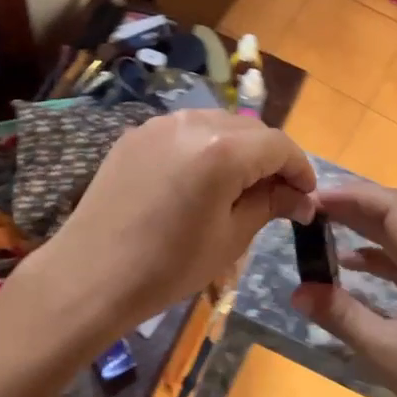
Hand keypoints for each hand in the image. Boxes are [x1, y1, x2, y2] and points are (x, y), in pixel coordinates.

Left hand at [38, 108, 316, 333]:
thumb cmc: (167, 266)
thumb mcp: (229, 239)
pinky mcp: (136, 134)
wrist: (90, 274)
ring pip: (216, 125)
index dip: (299, 168)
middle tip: (276, 196)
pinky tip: (197, 183)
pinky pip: (183, 132)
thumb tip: (301, 198)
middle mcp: (193, 122)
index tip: (306, 197)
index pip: (278, 144)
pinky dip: (202, 148)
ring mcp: (160, 124)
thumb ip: (269, 205)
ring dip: (236, 149)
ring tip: (237, 189)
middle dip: (269, 157)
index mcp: (222, 149)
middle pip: (248, 129)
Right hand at [290, 184, 396, 396]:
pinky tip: (348, 264)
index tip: (314, 199)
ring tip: (322, 226)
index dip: (352, 195)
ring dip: (363, 226)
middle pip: (395, 212)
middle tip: (311, 208)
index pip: (391, 206)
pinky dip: (375, 253)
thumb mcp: (387, 352)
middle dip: (353, 204)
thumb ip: (342, 316)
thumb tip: (297, 291)